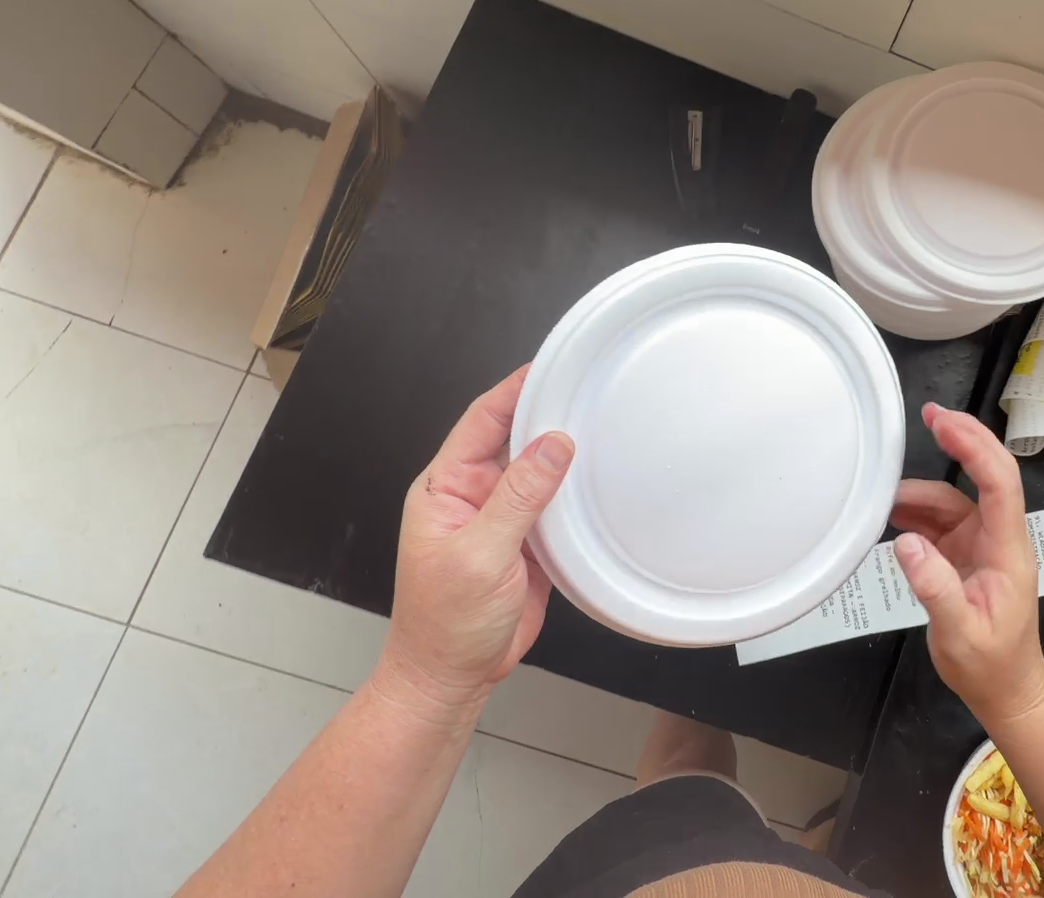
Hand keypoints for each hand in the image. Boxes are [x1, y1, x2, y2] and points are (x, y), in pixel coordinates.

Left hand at [377, 365, 573, 721]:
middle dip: (546, 413)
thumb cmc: (444, 625)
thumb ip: (518, 498)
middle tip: (585, 390)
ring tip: (598, 425)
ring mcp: (503, 516)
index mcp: (446, 488)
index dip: (513, 391)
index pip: (481, 421)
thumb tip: (552, 446)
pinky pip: (555, 501)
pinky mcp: (529, 538)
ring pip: (538, 468)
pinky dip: (576, 488)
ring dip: (564, 451)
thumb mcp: (479, 556)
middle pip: (512, 437)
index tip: (547, 367)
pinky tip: (598, 478)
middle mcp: (474, 494)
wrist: (454, 676)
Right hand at [891, 403, 1043, 724]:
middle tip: (928, 413)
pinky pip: (936, 518)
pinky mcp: (962, 551)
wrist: (1005, 689)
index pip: (999, 484)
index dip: (974, 448)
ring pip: (951, 496)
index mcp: (1008, 549)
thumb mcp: (960, 635)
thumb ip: (935, 588)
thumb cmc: (990, 666)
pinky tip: (888, 516)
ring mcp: (980, 541)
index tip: (943, 423)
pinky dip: (911, 511)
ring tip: (880, 498)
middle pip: (987, 473)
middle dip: (962, 438)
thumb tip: (906, 542)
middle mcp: (997, 535)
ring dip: (917, 490)